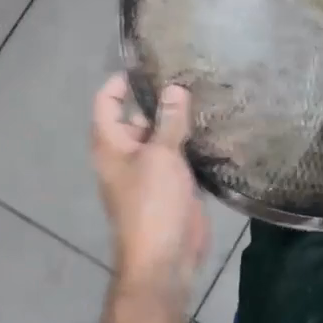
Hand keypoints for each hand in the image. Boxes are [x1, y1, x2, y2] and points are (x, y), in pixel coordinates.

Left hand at [91, 75, 209, 305]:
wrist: (165, 259)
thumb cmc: (152, 204)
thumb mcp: (160, 156)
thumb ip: (169, 120)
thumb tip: (174, 87)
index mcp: (111, 146)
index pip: (106, 102)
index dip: (121, 81)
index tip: (150, 63)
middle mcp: (126, 154)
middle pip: (138, 116)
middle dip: (161, 97)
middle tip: (191, 72)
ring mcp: (150, 170)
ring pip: (163, 134)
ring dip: (180, 118)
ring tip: (208, 90)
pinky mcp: (173, 183)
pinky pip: (180, 153)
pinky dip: (193, 139)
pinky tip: (215, 123)